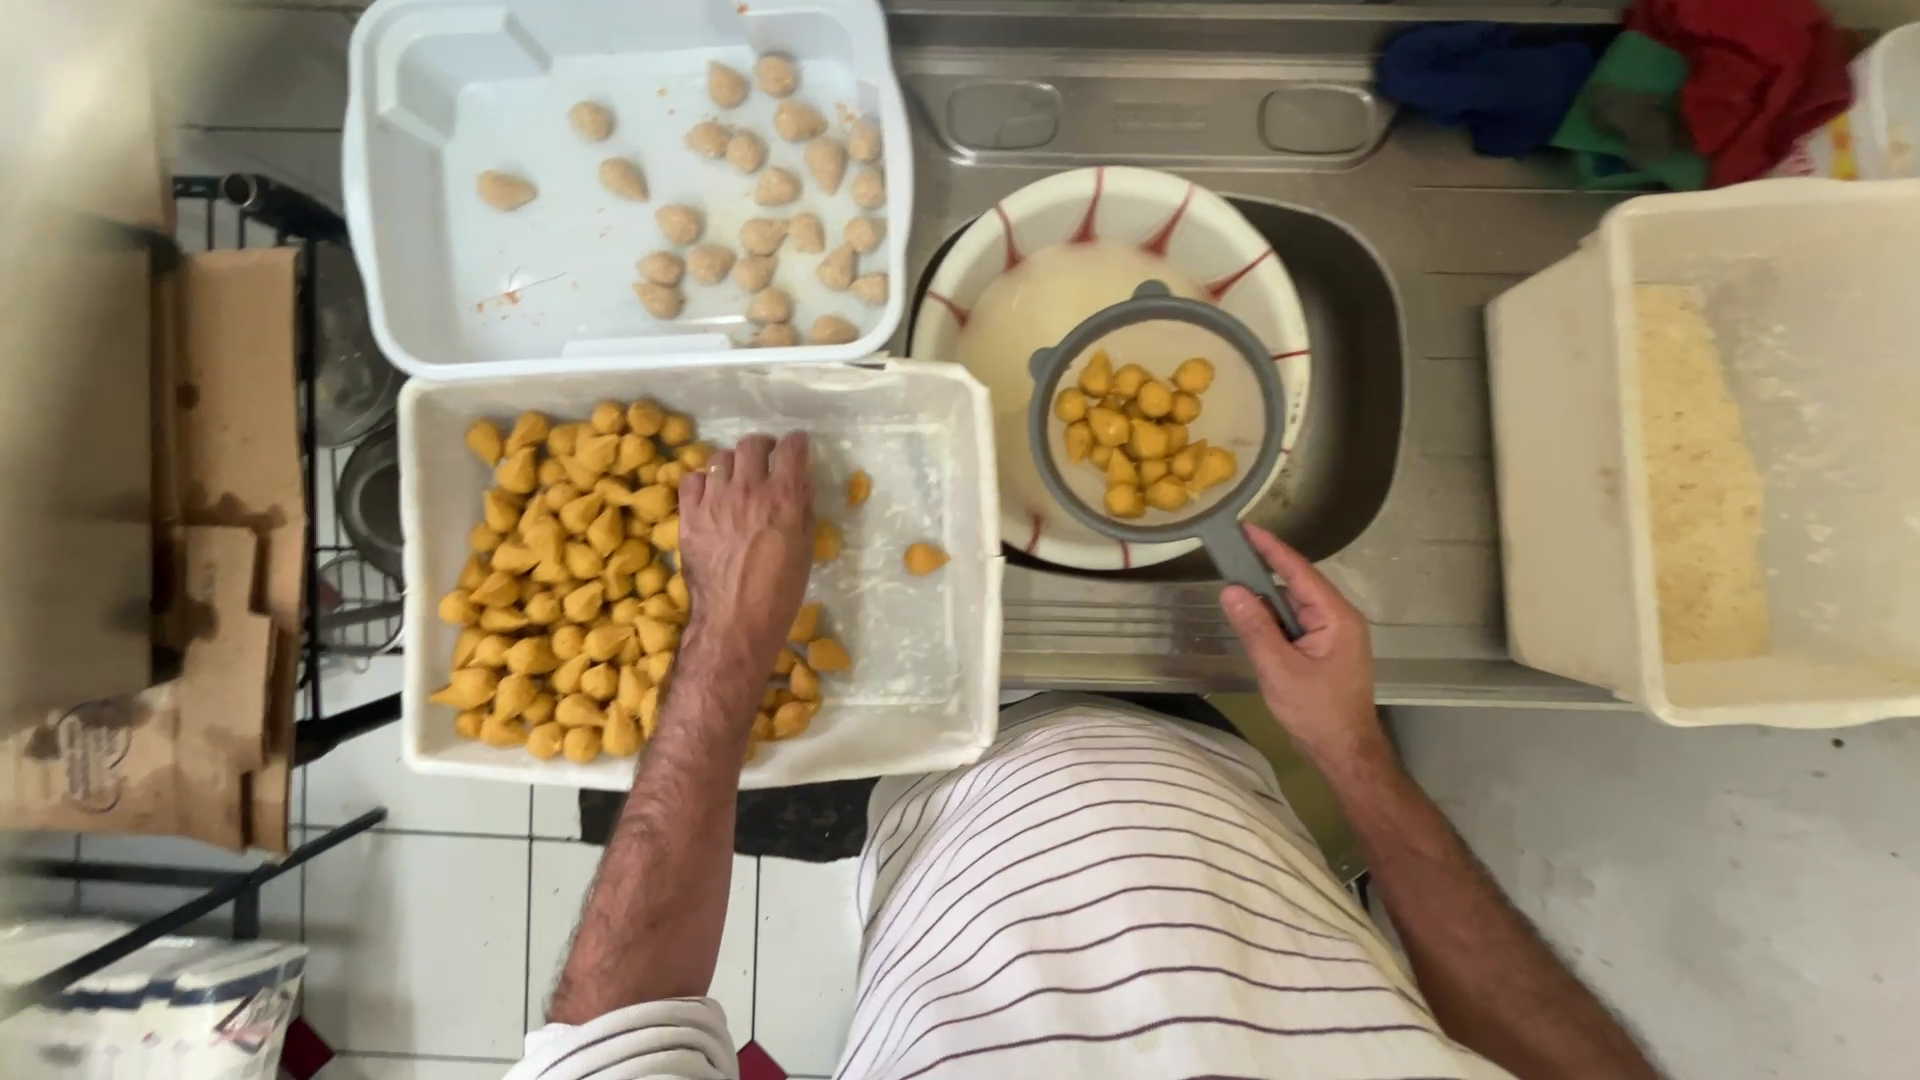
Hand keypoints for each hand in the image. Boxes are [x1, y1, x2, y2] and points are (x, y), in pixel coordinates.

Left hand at [677, 432, 815, 675]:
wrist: (735, 620)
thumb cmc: (780, 591)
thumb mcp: (805, 548)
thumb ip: (803, 510)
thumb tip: (800, 484)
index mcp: (784, 497)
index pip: (792, 449)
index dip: (797, 443)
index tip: (797, 447)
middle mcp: (748, 489)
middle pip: (752, 444)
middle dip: (764, 446)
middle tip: (766, 458)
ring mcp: (714, 500)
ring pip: (721, 458)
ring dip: (734, 464)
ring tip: (736, 478)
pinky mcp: (689, 514)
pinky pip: (692, 479)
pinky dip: (704, 481)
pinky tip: (710, 494)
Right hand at [1218, 524, 1387, 769]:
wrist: (1344, 751)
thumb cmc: (1316, 712)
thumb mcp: (1279, 668)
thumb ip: (1255, 627)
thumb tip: (1231, 590)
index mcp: (1336, 617)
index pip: (1299, 572)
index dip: (1272, 549)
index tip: (1247, 528)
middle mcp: (1339, 619)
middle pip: (1297, 585)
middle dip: (1265, 568)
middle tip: (1231, 553)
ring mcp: (1334, 634)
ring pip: (1294, 605)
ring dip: (1266, 597)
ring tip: (1235, 583)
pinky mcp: (1325, 649)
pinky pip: (1295, 621)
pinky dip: (1272, 617)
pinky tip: (1252, 618)